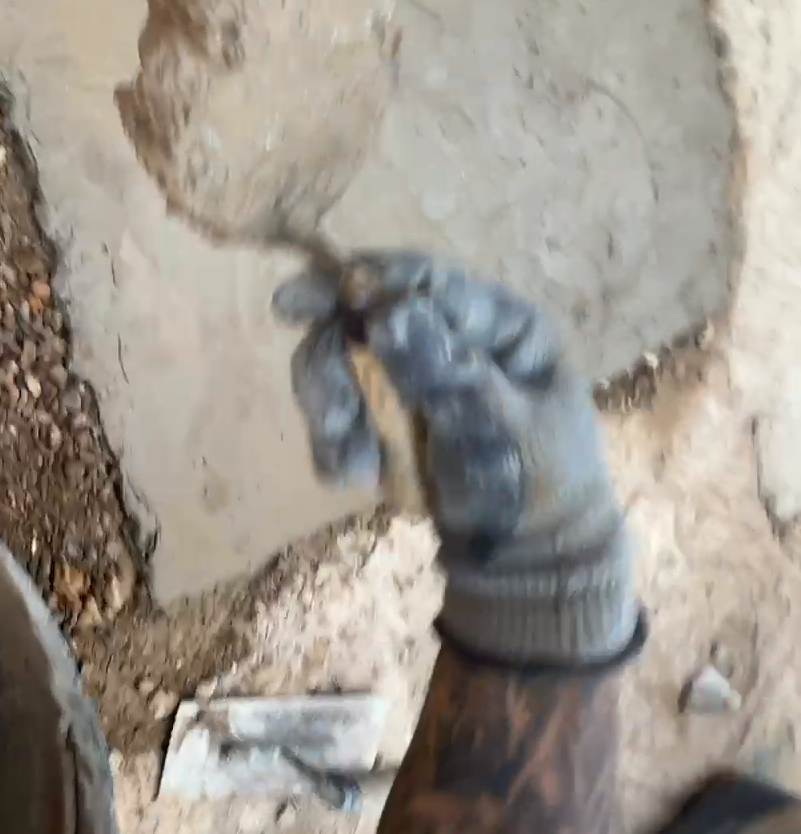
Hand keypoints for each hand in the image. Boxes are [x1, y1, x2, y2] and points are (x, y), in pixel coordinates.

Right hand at [275, 250, 636, 666]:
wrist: (520, 553)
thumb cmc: (535, 482)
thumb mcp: (497, 425)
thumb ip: (442, 369)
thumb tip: (384, 312)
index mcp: (494, 324)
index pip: (421, 280)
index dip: (361, 282)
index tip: (297, 302)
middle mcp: (437, 335)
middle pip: (356, 318)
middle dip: (329, 363)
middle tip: (319, 404)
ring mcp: (398, 370)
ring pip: (331, 360)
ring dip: (328, 409)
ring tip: (348, 466)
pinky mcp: (369, 406)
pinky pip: (329, 405)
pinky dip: (329, 439)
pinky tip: (348, 473)